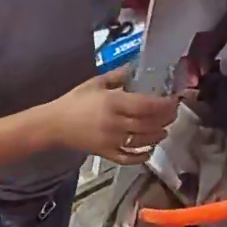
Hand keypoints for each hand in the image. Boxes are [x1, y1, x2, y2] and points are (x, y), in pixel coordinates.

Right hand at [48, 72, 179, 164]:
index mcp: (114, 103)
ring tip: (164, 131)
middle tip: (173, 114)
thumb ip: (116, 76)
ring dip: (158, 136)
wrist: (53, 125)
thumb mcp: (94, 84)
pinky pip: (128, 158)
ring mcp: (111, 140)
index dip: (165, 105)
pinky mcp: (105, 153)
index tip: (174, 100)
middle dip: (166, 119)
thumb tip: (133, 68)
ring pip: (143, 141)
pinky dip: (141, 157)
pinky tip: (148, 151)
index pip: (148, 106)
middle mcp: (116, 123)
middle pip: (150, 123)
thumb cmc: (73, 102)